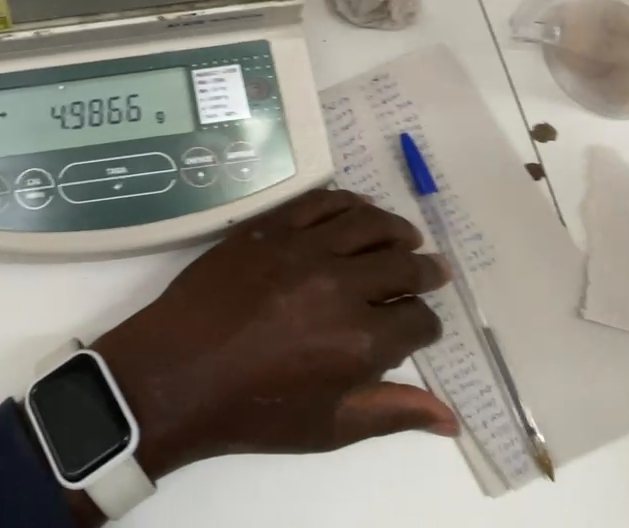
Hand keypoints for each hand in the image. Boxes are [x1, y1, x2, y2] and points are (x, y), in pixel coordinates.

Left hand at [92, 190, 457, 482]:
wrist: (178, 372)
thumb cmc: (254, 410)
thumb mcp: (329, 427)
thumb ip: (392, 412)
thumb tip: (450, 416)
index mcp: (360, 341)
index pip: (418, 319)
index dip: (425, 324)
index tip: (418, 324)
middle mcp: (339, 285)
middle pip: (401, 264)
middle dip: (425, 270)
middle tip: (433, 269)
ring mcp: (300, 249)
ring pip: (365, 223)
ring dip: (394, 229)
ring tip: (404, 236)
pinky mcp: (267, 228)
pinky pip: (317, 202)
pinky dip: (345, 202)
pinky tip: (354, 209)